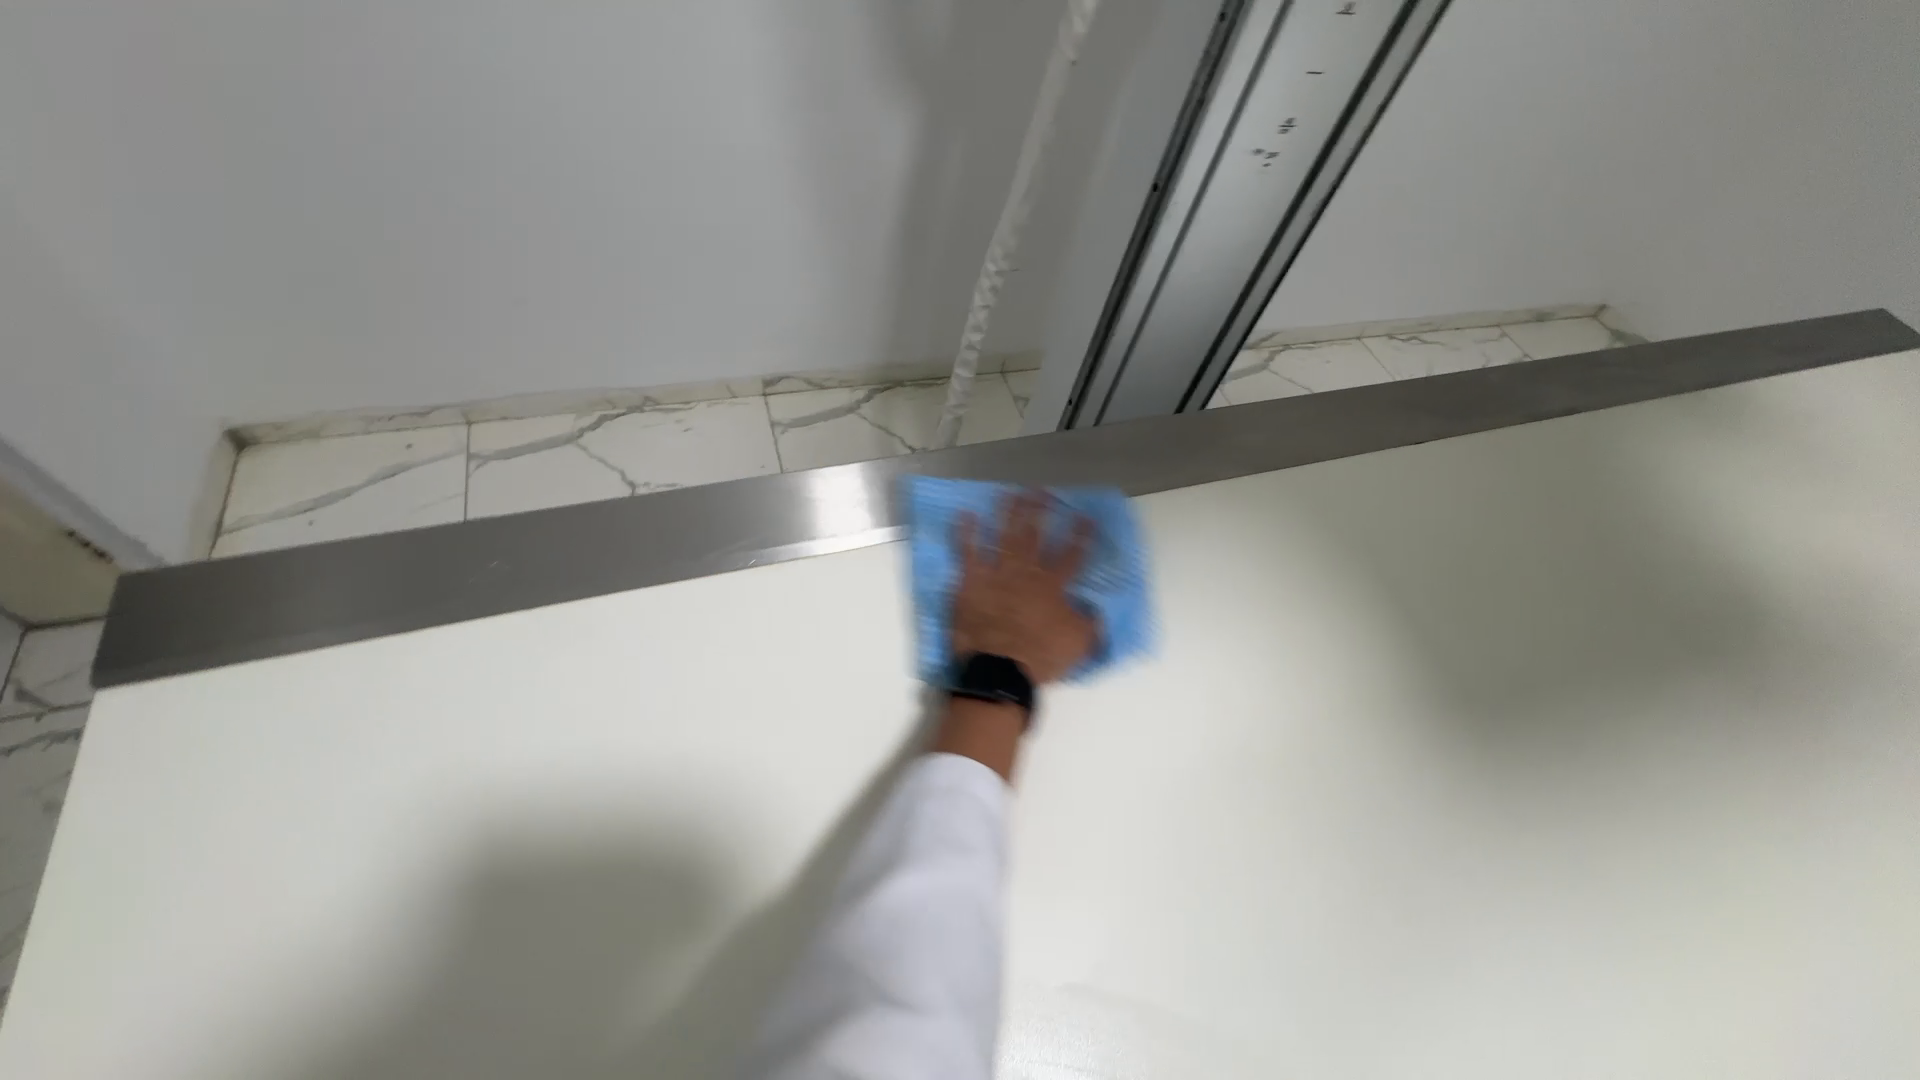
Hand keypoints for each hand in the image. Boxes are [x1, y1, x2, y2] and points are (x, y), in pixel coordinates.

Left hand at [949, 491, 1096, 684]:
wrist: (999, 670)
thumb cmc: (1040, 657)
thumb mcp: (1079, 643)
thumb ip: (1092, 623)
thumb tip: (1103, 611)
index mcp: (1053, 586)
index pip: (1072, 554)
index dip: (1081, 535)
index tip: (1086, 517)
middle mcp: (1026, 572)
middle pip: (1034, 535)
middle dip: (1040, 511)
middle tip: (1044, 492)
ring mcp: (996, 574)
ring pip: (1003, 536)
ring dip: (1007, 513)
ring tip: (1012, 493)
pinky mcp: (970, 582)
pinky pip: (967, 552)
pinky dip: (966, 533)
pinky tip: (966, 514)